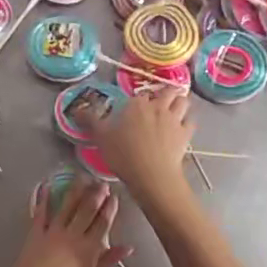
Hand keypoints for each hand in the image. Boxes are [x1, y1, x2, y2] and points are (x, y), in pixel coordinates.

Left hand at [4, 178, 128, 266]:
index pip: (103, 223)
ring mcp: (51, 234)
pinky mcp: (34, 235)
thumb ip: (107, 263)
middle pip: (86, 210)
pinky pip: (40, 213)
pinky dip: (44, 199)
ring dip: (75, 191)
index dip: (110, 209)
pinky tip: (47, 186)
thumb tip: (127, 248)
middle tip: (101, 183)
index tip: (115, 197)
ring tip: (82, 178)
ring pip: (66, 206)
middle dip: (95, 195)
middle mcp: (71, 237)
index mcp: (89, 250)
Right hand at [90, 87, 193, 207]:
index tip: (133, 109)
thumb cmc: (123, 154)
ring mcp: (174, 119)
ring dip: (179, 103)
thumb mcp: (100, 137)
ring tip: (174, 109)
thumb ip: (89, 121)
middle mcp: (158, 107)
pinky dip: (187, 122)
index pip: (139, 95)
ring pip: (183, 101)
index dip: (137, 101)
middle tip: (159, 103)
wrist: (151, 174)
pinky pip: (190, 122)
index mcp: (137, 105)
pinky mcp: (186, 134)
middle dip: (165, 94)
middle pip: (167, 91)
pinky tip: (181, 128)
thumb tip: (76, 110)